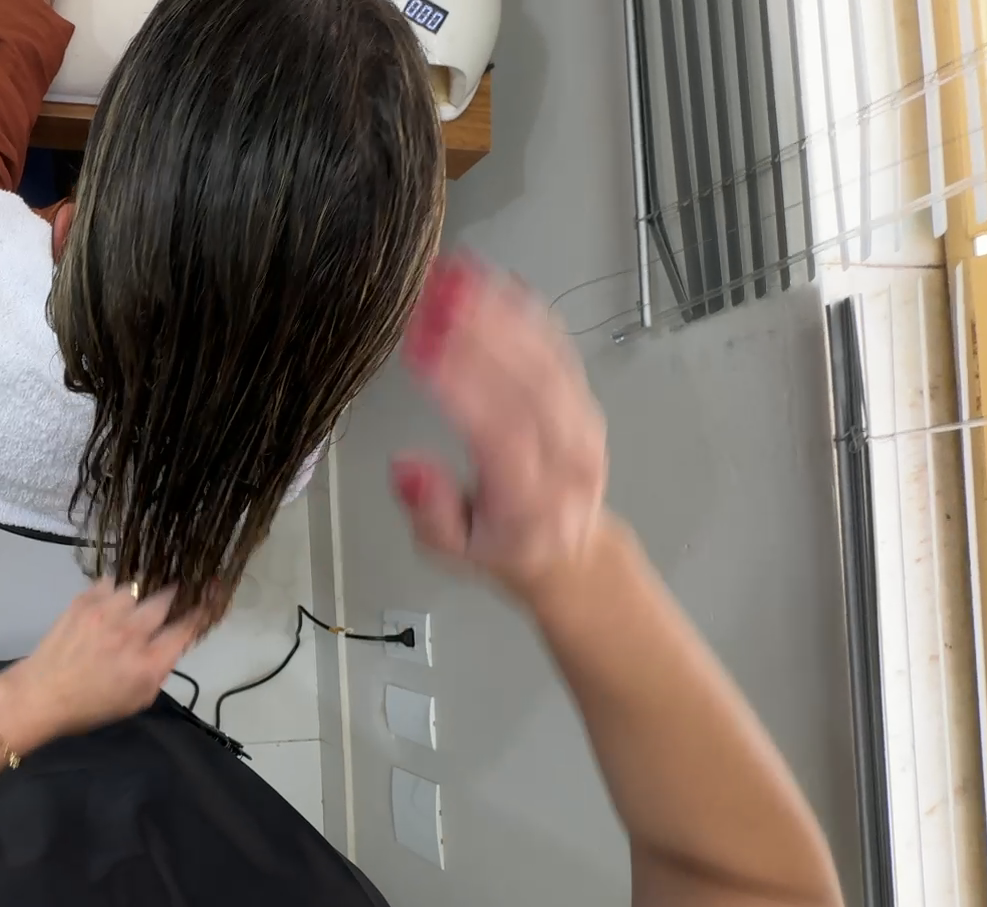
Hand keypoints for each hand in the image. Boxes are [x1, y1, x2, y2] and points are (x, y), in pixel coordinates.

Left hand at [0, 579, 203, 744]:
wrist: (41, 695)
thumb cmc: (92, 705)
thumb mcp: (139, 698)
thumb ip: (162, 668)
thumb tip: (175, 638)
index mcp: (148, 664)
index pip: (188, 627)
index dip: (203, 609)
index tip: (213, 594)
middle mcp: (131, 633)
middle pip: (167, 597)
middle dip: (174, 594)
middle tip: (174, 594)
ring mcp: (106, 612)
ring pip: (138, 585)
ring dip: (141, 593)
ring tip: (136, 601)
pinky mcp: (84, 600)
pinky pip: (111, 582)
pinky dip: (116, 590)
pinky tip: (112, 601)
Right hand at [392, 255, 610, 607]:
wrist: (567, 546)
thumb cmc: (500, 546)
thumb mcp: (450, 550)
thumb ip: (430, 512)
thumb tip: (406, 464)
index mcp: (530, 495)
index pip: (499, 430)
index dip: (462, 384)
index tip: (423, 346)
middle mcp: (564, 451)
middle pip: (527, 382)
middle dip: (479, 331)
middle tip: (436, 294)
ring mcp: (579, 420)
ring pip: (544, 357)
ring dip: (499, 310)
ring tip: (457, 276)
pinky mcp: (580, 399)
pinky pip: (557, 349)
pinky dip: (527, 312)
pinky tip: (497, 283)